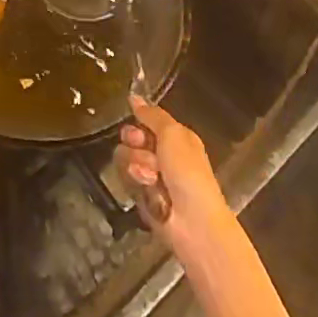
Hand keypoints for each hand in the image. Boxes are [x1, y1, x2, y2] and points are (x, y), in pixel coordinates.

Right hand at [115, 95, 226, 244]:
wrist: (193, 220)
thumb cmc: (188, 172)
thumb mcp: (173, 134)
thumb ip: (152, 114)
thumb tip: (134, 96)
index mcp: (175, 137)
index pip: (144, 121)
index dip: (139, 125)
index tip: (140, 133)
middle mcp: (162, 154)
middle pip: (130, 138)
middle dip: (135, 147)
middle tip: (148, 158)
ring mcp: (150, 175)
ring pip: (125, 157)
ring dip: (137, 167)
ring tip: (152, 179)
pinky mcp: (141, 194)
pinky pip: (125, 178)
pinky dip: (136, 183)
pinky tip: (148, 190)